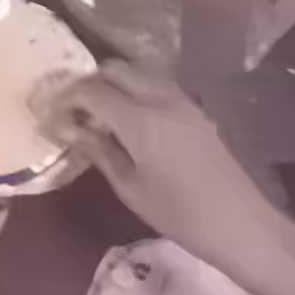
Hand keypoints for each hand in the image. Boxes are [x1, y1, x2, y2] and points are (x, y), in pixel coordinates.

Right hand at [44, 60, 294, 294]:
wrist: (242, 225)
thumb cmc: (180, 214)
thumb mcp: (129, 188)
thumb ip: (98, 150)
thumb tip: (68, 128)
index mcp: (141, 120)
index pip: (93, 90)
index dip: (67, 97)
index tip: (51, 113)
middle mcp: (161, 99)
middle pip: (116, 69)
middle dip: (89, 82)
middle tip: (73, 110)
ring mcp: (182, 101)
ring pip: (138, 72)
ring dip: (113, 84)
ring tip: (98, 115)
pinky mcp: (195, 110)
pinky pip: (156, 85)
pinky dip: (134, 91)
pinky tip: (127, 121)